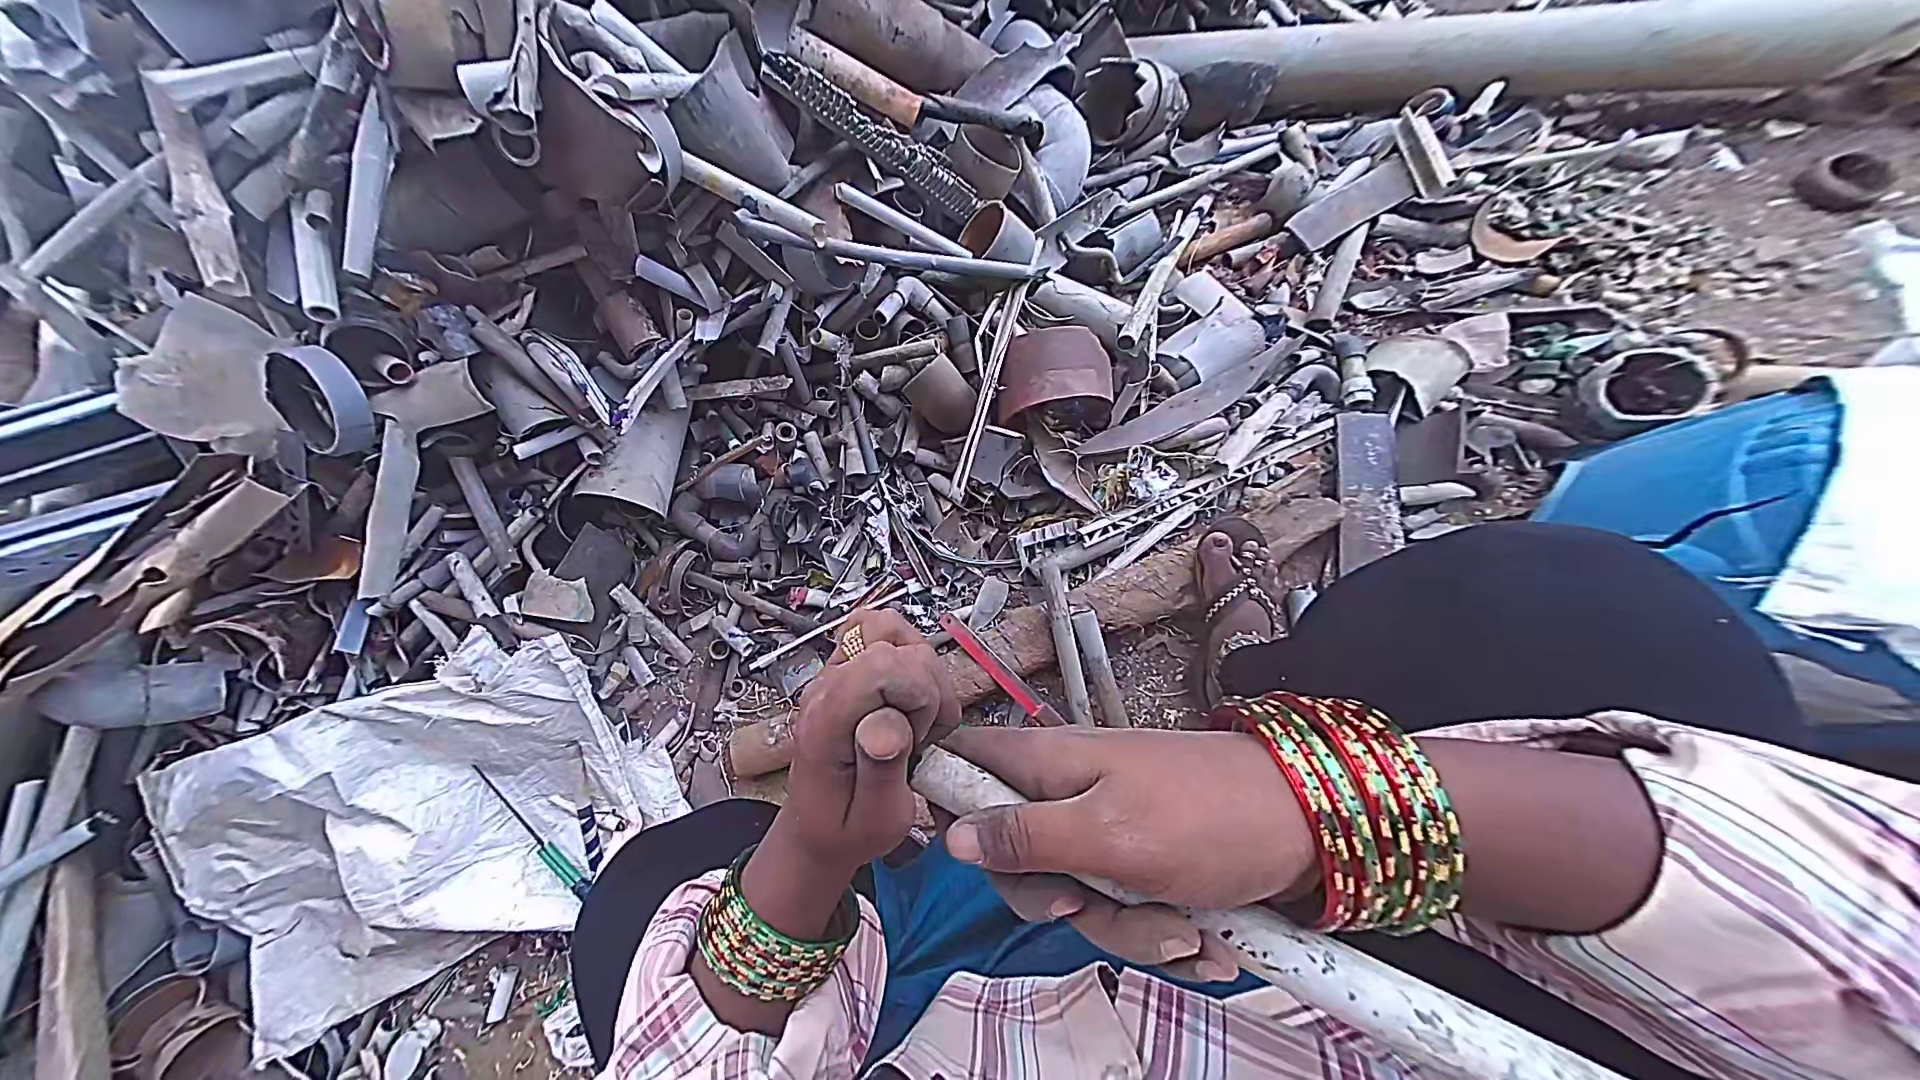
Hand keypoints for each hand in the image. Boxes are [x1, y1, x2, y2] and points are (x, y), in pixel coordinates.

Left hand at [768, 610, 959, 876]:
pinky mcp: (849, 668)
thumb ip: (883, 769)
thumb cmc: (845, 827)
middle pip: (893, 643)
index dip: (918, 694)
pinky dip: (907, 655)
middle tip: (917, 732)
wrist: (819, 826)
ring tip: (915, 713)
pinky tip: (908, 695)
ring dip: (919, 668)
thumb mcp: (875, 820)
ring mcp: (836, 673)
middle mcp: (827, 688)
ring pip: (889, 628)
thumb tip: (890, 722)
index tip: (917, 736)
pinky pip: (881, 632)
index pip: (881, 666)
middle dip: (924, 686)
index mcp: (826, 724)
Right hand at [939, 726, 1317, 980]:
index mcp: (1045, 762)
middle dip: (1046, 894)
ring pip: (1065, 888)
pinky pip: (1112, 905)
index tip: (951, 849)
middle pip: (1006, 848)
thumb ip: (1024, 835)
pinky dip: (1148, 927)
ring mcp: (1099, 825)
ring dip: (1115, 923)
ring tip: (1173, 924)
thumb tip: (953, 834)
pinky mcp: (1133, 859)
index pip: (964, 759)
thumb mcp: (1107, 835)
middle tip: (1085, 901)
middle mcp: (1063, 789)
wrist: (1308, 827)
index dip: (942, 796)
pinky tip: (1192, 932)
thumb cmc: (1207, 816)